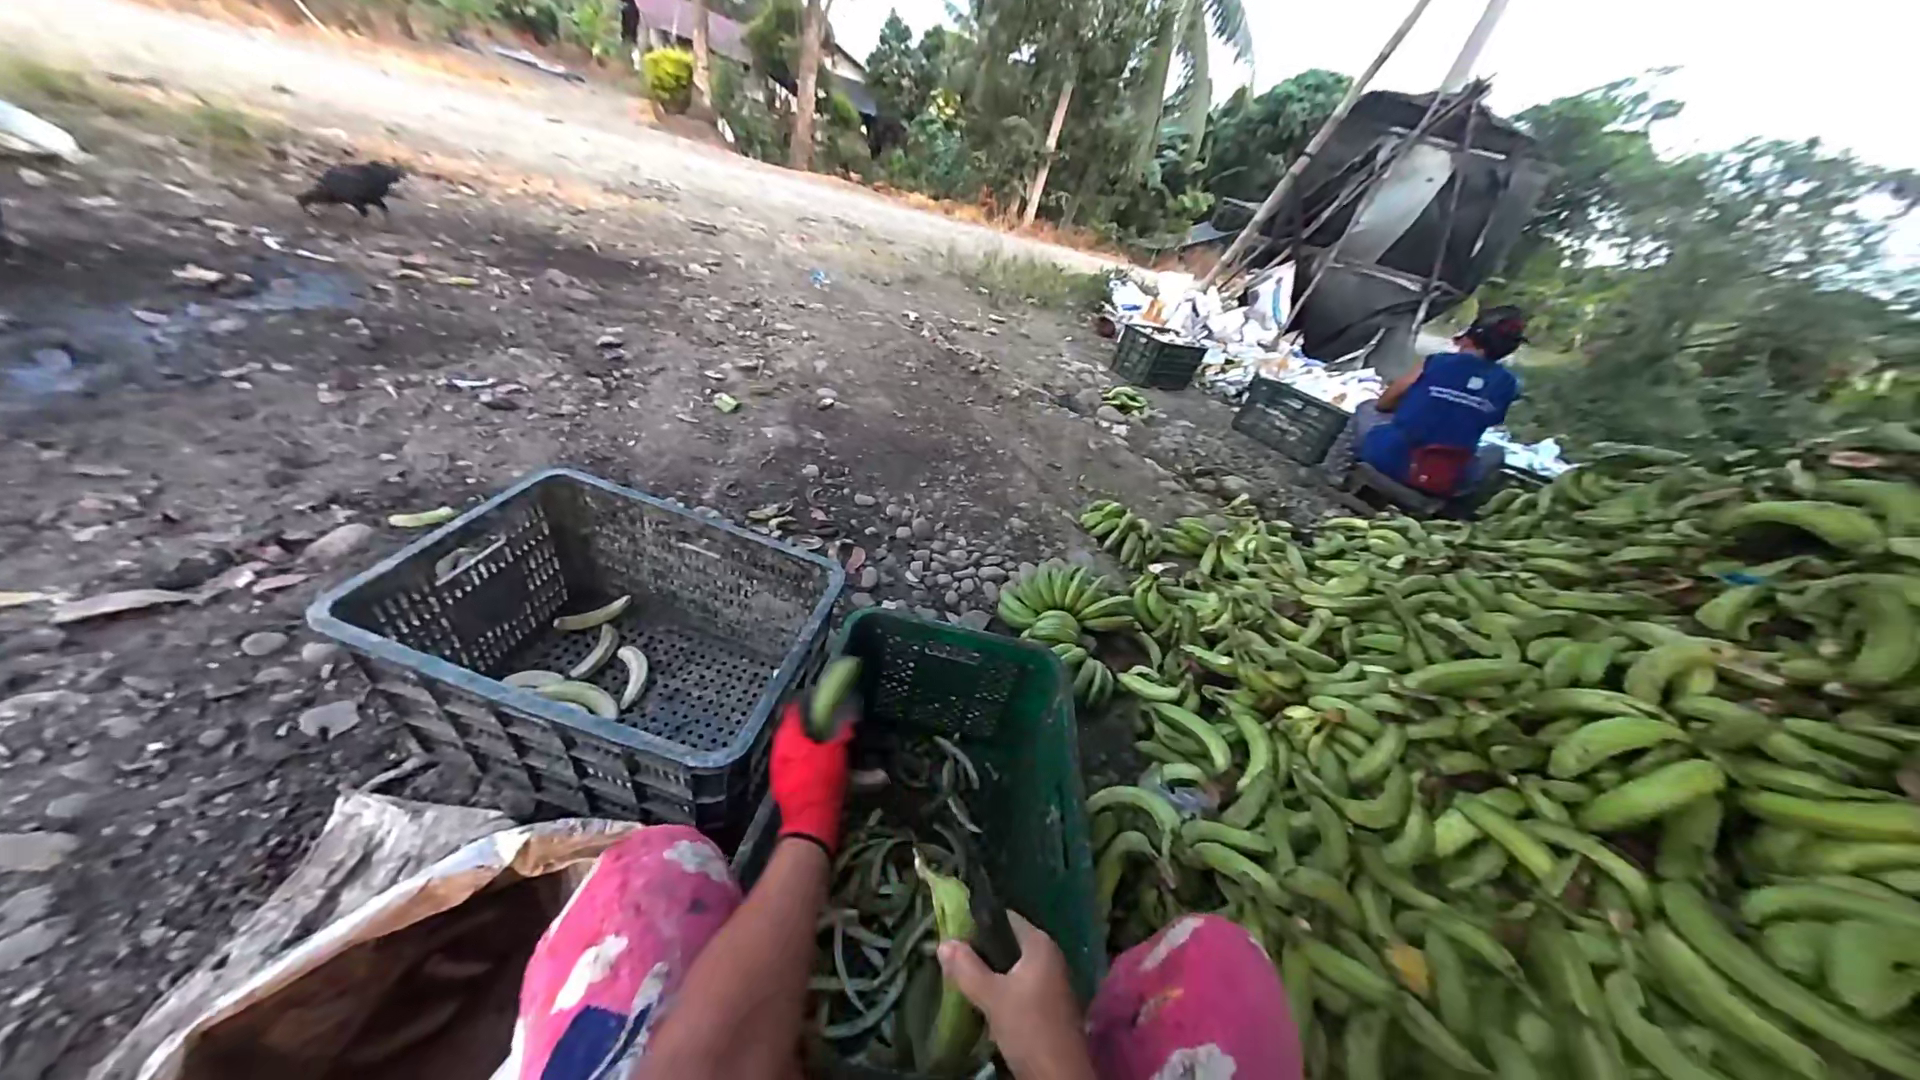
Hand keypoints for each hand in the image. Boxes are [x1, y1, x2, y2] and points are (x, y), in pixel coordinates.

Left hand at [770, 701, 849, 852]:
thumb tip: (849, 717)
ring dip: (805, 741)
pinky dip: (803, 757)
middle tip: (824, 720)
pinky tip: (817, 762)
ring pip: (790, 745)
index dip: (806, 701)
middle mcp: (778, 749)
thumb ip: (842, 732)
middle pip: (791, 727)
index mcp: (788, 737)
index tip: (820, 699)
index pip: (793, 709)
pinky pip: (791, 761)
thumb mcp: (837, 753)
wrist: (809, 822)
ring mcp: (776, 767)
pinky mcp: (780, 782)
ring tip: (823, 741)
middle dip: (807, 723)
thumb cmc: (823, 782)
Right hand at [938, 913, 1096, 1079]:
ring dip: (991, 975)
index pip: (1004, 918)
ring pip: (1013, 968)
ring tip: (965, 981)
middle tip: (955, 961)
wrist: (1060, 1079)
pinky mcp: (1050, 1005)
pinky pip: (1020, 987)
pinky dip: (1004, 991)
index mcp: (1039, 943)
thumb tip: (943, 943)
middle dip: (982, 952)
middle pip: (1008, 943)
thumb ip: (967, 968)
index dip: (979, 924)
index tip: (954, 935)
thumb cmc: (1029, 1028)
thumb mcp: (993, 997)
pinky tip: (986, 1002)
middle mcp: (1049, 955)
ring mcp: (1052, 981)